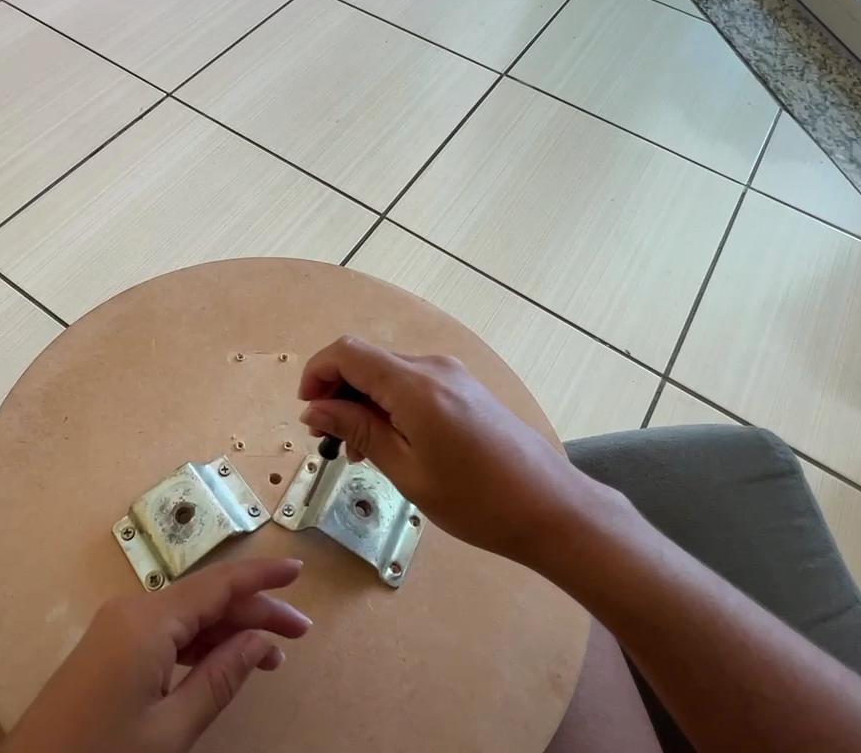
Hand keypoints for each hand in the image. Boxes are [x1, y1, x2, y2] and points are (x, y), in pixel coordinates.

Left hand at [0, 558, 311, 752]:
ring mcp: (117, 627)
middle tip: (300, 635)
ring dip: (229, 631)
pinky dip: (199, 644)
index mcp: (148, 620)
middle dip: (254, 612)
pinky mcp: (108, 647)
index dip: (261, 576)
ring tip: (272, 657)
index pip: (218, 585)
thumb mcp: (170, 729)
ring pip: (187, 616)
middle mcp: (132, 609)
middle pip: (206, 598)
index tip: (299, 570)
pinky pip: (165, 632)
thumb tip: (260, 641)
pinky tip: (224, 662)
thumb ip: (220, 679)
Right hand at [297, 336, 582, 568]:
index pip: (347, 353)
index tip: (309, 414)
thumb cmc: (477, 500)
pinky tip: (390, 443)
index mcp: (415, 385)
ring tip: (359, 451)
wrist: (552, 508)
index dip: (317, 375)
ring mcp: (451, 374)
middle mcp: (432, 367)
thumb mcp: (407, 471)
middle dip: (338, 392)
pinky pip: (411, 384)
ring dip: (362, 401)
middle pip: (366, 360)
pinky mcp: (463, 388)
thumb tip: (315, 409)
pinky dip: (389, 404)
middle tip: (329, 442)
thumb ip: (358, 431)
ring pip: (387, 373)